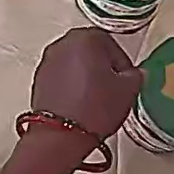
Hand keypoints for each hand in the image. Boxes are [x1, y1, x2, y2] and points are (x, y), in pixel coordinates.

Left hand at [30, 27, 144, 139]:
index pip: (110, 43)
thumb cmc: (94, 108)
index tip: (127, 76)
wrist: (62, 135)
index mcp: (86, 38)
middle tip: (113, 85)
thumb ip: (135, 75)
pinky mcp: (38, 81)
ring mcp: (48, 63)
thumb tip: (134, 74)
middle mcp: (63, 45)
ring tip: (97, 97)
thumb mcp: (128, 90)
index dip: (122, 61)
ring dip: (85, 75)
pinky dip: (71, 85)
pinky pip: (60, 77)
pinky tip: (81, 103)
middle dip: (102, 65)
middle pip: (88, 50)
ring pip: (73, 63)